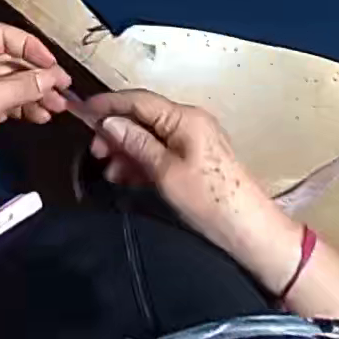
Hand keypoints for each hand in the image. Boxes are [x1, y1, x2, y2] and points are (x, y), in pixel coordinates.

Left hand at [0, 24, 70, 207]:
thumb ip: (23, 85)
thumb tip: (49, 76)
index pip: (2, 35)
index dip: (29, 46)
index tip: (50, 62)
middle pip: (10, 60)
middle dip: (37, 74)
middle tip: (60, 87)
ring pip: (12, 83)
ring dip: (35, 93)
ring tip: (55, 105)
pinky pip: (8, 102)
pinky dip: (25, 107)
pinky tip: (39, 115)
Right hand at [85, 90, 301, 276]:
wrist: (256, 238)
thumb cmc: (212, 203)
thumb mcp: (165, 172)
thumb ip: (134, 142)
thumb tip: (108, 121)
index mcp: (184, 118)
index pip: (137, 99)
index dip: (108, 103)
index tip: (82, 111)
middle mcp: (189, 122)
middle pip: (141, 116)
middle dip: (115, 131)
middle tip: (95, 151)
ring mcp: (193, 139)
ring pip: (147, 135)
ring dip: (126, 149)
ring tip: (110, 171)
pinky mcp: (195, 158)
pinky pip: (159, 149)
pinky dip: (141, 160)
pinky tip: (127, 177)